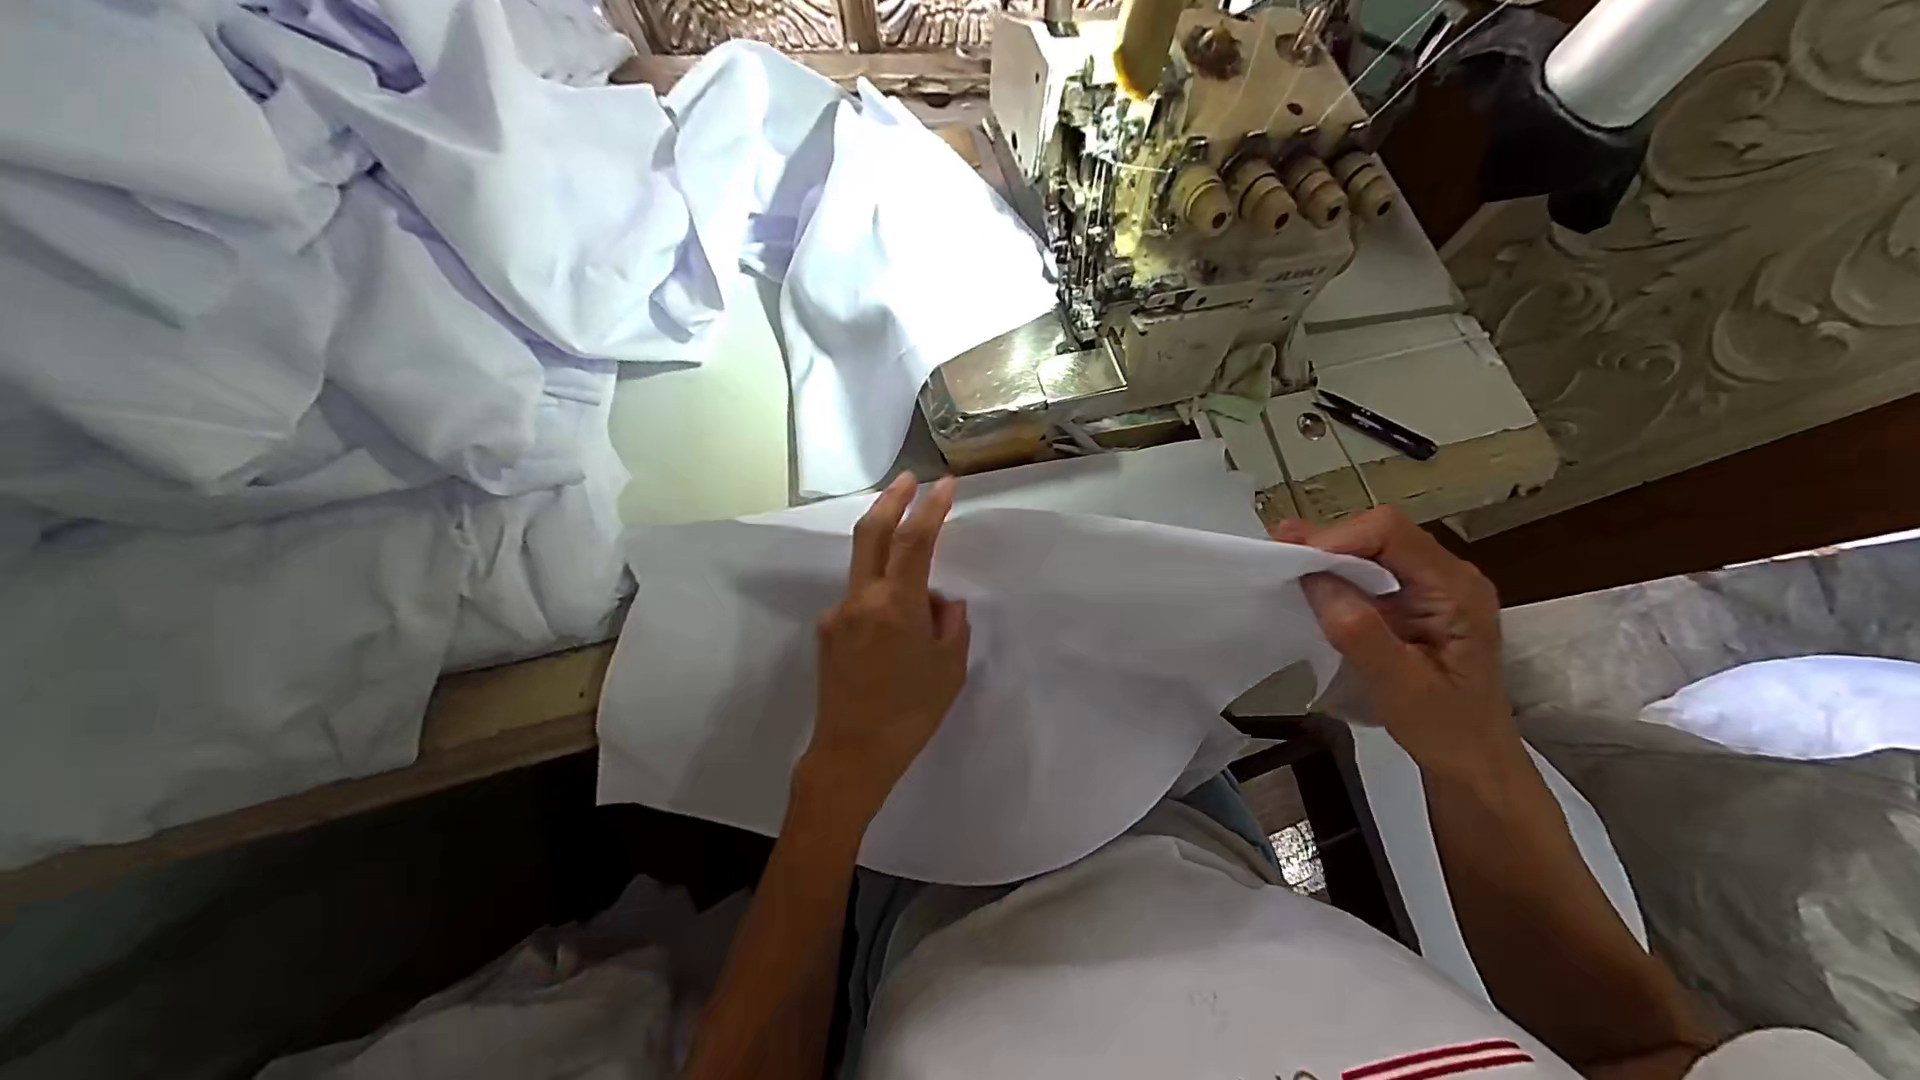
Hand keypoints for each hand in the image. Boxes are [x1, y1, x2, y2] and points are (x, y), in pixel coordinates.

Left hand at [798, 472, 971, 827]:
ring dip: (890, 557)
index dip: (930, 507)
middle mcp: (861, 599)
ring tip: (922, 608)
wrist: (852, 752)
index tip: (945, 484)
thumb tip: (940, 601)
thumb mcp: (949, 668)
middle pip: (871, 532)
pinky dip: (882, 599)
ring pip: (866, 567)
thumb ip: (950, 623)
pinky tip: (896, 636)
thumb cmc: (911, 713)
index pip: (914, 540)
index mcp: (896, 605)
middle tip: (908, 479)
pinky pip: (860, 600)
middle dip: (891, 499)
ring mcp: (838, 613)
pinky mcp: (827, 631)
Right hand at [1270, 507, 1524, 781]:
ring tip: (1284, 563)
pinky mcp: (1413, 599)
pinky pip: (1370, 569)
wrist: (1472, 759)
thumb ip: (1359, 631)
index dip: (1338, 539)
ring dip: (1327, 554)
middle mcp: (1447, 576)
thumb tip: (1313, 579)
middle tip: (1278, 560)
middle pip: (1380, 533)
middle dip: (1328, 543)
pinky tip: (1306, 578)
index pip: (1391, 533)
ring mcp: (1431, 586)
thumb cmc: (1443, 728)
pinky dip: (1334, 571)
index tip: (1296, 565)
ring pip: (1371, 546)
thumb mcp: (1398, 685)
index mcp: (1455, 590)